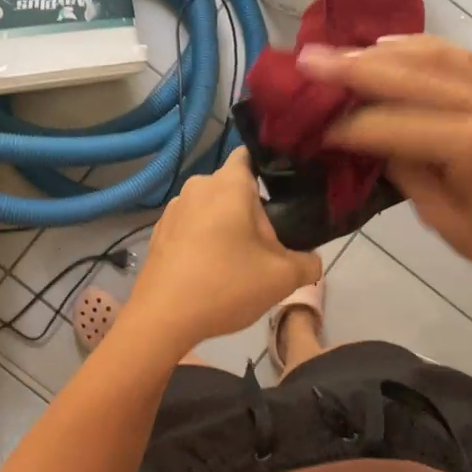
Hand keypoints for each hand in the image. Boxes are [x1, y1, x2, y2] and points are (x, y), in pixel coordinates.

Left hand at [121, 149, 321, 354]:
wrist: (163, 317)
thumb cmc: (226, 284)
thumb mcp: (282, 278)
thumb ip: (308, 263)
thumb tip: (312, 262)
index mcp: (229, 183)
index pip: (251, 154)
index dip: (271, 168)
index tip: (286, 192)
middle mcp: (198, 186)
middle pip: (234, 187)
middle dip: (253, 209)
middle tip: (270, 242)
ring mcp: (174, 209)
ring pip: (212, 208)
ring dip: (227, 226)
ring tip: (239, 261)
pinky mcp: (159, 232)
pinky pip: (191, 226)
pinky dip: (204, 240)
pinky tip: (211, 270)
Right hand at [303, 36, 471, 299]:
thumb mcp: (444, 220)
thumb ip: (405, 171)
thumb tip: (365, 138)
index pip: (393, 124)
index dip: (348, 126)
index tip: (311, 127)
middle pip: (410, 75)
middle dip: (352, 68)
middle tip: (308, 59)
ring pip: (434, 56)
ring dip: (383, 51)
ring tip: (340, 52)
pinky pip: (457, 59)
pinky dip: (419, 48)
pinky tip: (388, 47)